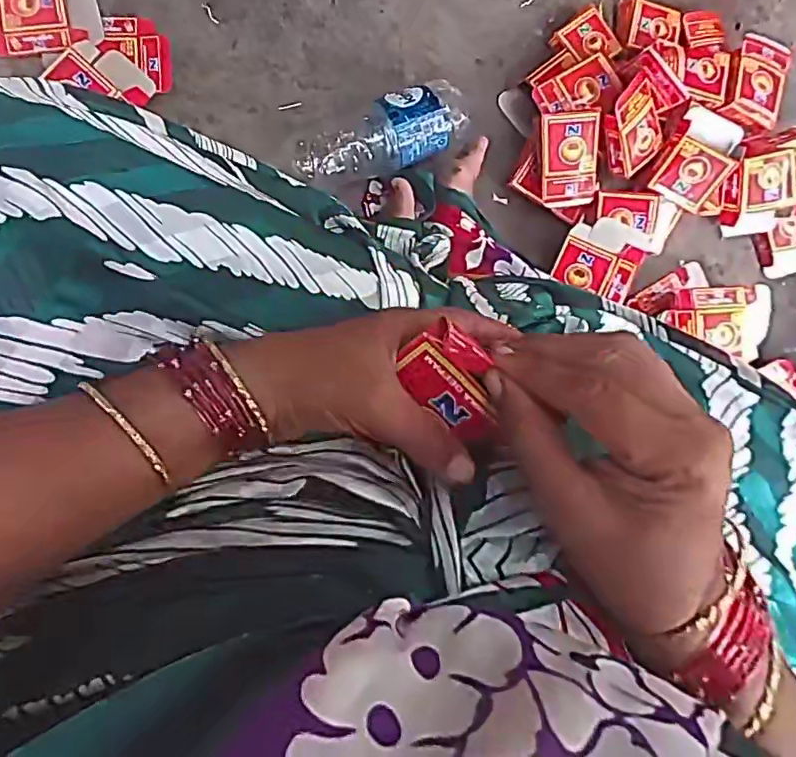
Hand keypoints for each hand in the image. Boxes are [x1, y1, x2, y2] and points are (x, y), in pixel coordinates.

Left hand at [222, 309, 517, 483]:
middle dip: (486, 383)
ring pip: (437, 389)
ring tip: (498, 434)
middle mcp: (404, 343)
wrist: (259, 393)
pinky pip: (416, 410)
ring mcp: (388, 372)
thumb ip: (426, 434)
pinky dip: (435, 426)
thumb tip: (469, 472)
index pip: (467, 324)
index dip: (499, 338)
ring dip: (460, 410)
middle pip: (456, 360)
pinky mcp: (374, 399)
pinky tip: (453, 446)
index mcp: (409, 324)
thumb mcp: (378, 402)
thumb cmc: (323, 376)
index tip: (535, 360)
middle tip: (524, 411)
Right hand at [486, 333, 732, 641]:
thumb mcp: (568, 513)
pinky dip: (587, 359)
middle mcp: (698, 421)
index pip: (601, 392)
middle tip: (500, 353)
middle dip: (550, 352)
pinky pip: (631, 365)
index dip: (541, 371)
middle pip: (616, 361)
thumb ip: (532, 441)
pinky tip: (555, 366)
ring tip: (522, 358)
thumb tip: (498, 381)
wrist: (680, 599)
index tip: (493, 360)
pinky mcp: (685, 408)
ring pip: (624, 353)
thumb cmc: (625, 570)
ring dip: (568, 350)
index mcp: (680, 454)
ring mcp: (697, 411)